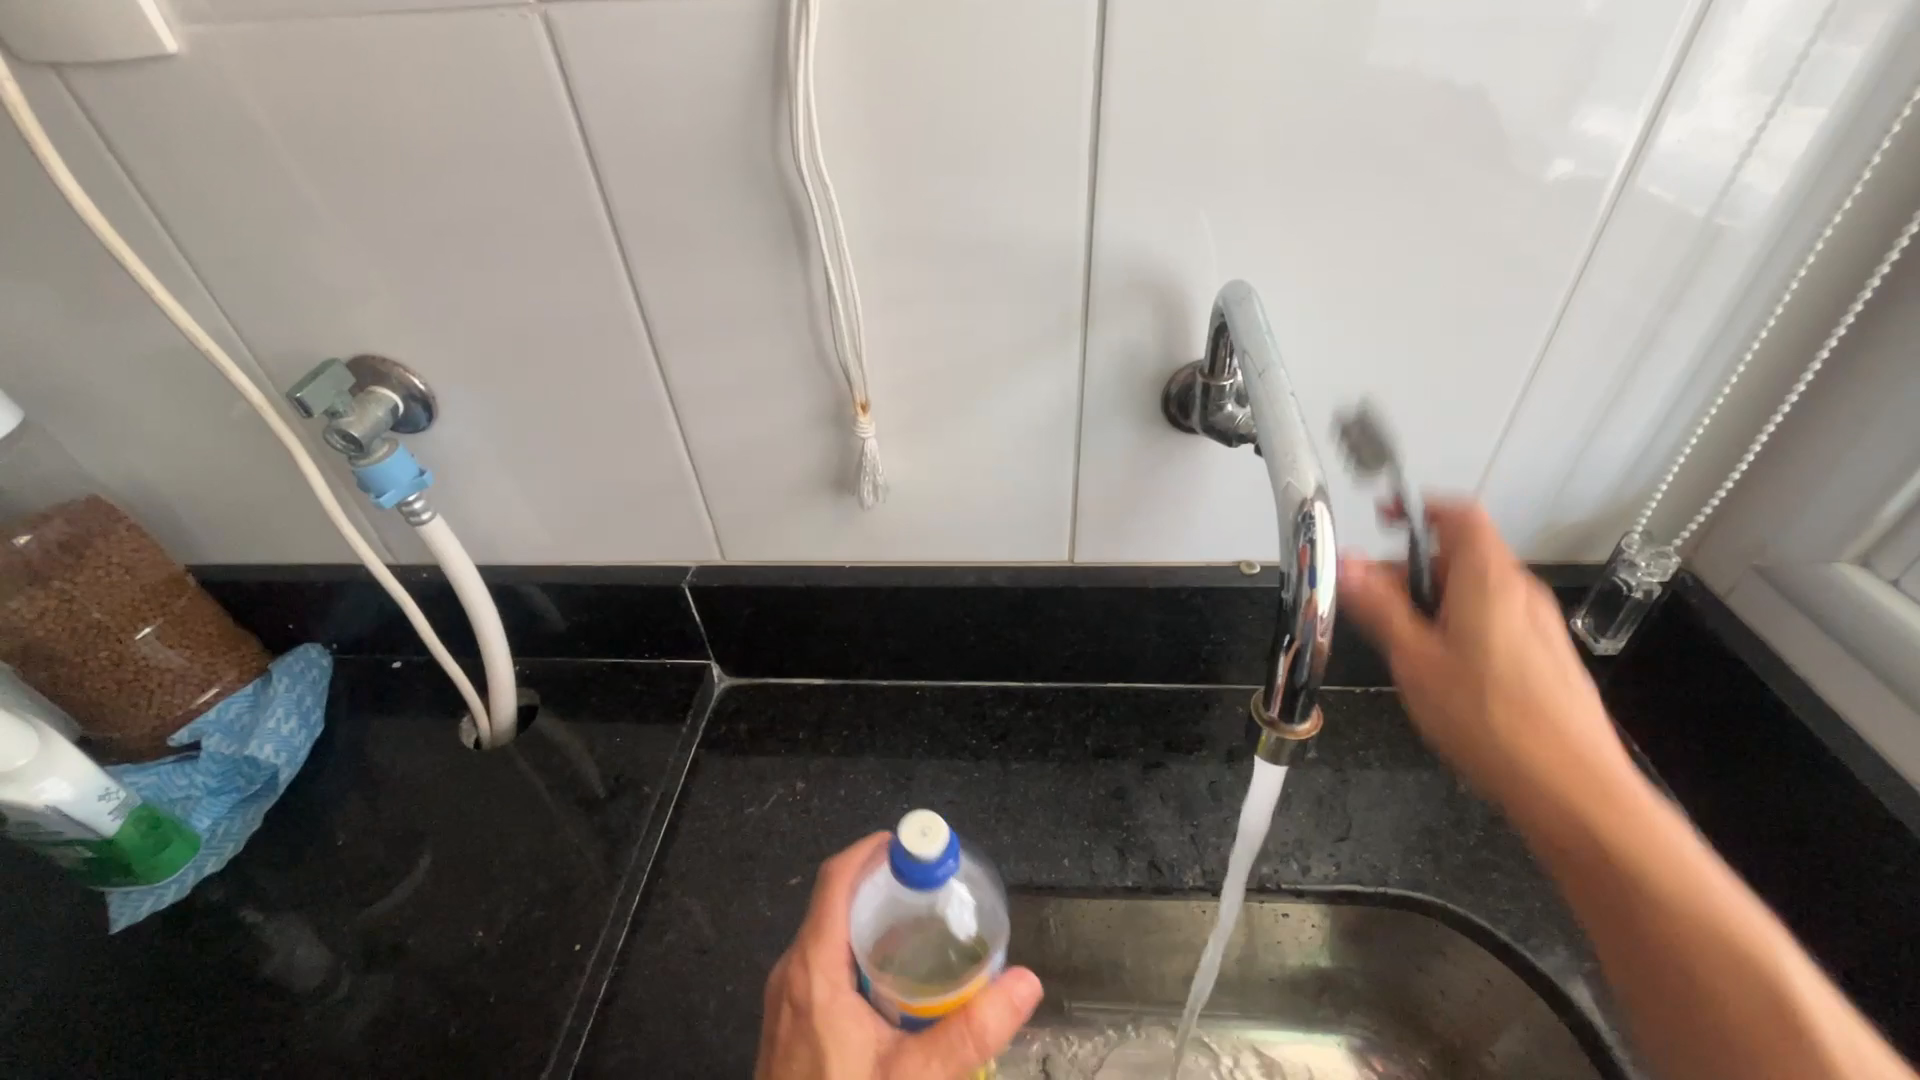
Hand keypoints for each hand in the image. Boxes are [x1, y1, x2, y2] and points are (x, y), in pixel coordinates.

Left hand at [755, 833, 1043, 1079]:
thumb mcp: (914, 1077)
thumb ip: (971, 1030)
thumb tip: (1026, 982)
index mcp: (813, 968)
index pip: (836, 879)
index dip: (873, 850)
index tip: (916, 848)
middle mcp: (792, 971)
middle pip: (836, 902)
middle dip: (885, 886)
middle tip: (935, 891)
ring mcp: (787, 997)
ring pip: (830, 934)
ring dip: (874, 921)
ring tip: (925, 929)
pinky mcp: (790, 1020)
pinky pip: (825, 964)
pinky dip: (861, 953)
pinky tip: (897, 983)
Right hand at [1338, 499, 1637, 824]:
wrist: (1571, 788)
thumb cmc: (1488, 719)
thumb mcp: (1414, 659)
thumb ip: (1378, 606)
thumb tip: (1347, 563)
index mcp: (1488, 579)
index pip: (1457, 514)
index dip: (1417, 509)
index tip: (1380, 520)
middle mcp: (1519, 592)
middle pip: (1461, 555)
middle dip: (1409, 569)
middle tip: (1370, 601)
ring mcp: (1538, 624)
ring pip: (1474, 590)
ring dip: (1431, 600)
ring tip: (1400, 643)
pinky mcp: (1545, 656)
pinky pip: (1493, 619)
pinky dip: (1457, 624)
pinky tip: (1440, 671)